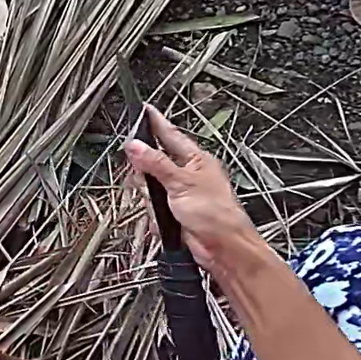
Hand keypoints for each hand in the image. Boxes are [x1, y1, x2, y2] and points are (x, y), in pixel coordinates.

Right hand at [123, 105, 264, 274]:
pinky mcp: (175, 212)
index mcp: (196, 160)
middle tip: (141, 171)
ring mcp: (181, 193)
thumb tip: (135, 146)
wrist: (225, 249)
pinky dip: (154, 213)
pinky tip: (162, 217)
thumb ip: (155, 163)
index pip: (170, 134)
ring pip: (151, 186)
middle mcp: (189, 174)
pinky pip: (154, 206)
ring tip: (159, 203)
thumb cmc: (218, 215)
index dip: (155, 123)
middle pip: (155, 161)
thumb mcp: (181, 183)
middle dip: (146, 170)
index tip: (143, 110)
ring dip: (151, 196)